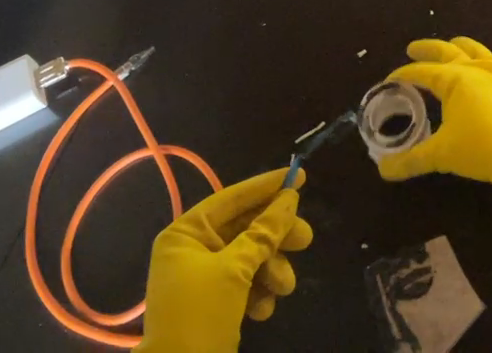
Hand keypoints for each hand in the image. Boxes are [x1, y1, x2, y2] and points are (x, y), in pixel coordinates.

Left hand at [141, 167, 312, 351]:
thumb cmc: (201, 315)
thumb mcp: (237, 269)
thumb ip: (265, 231)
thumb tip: (290, 197)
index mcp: (186, 233)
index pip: (232, 197)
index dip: (266, 186)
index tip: (299, 176)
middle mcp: (192, 249)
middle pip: (245, 228)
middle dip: (275, 238)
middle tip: (305, 239)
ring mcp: (202, 277)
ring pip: (249, 257)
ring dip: (270, 270)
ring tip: (284, 287)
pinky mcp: (213, 302)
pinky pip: (243, 283)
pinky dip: (258, 293)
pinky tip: (263, 310)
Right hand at [376, 36, 491, 184]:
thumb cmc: (477, 148)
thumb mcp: (439, 154)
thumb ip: (409, 159)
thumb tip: (382, 169)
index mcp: (454, 78)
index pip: (422, 72)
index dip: (403, 75)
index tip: (388, 82)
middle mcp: (473, 69)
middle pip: (446, 52)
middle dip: (427, 50)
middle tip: (411, 49)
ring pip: (473, 50)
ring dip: (457, 46)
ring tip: (449, 44)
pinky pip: (490, 62)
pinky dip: (479, 59)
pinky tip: (478, 67)